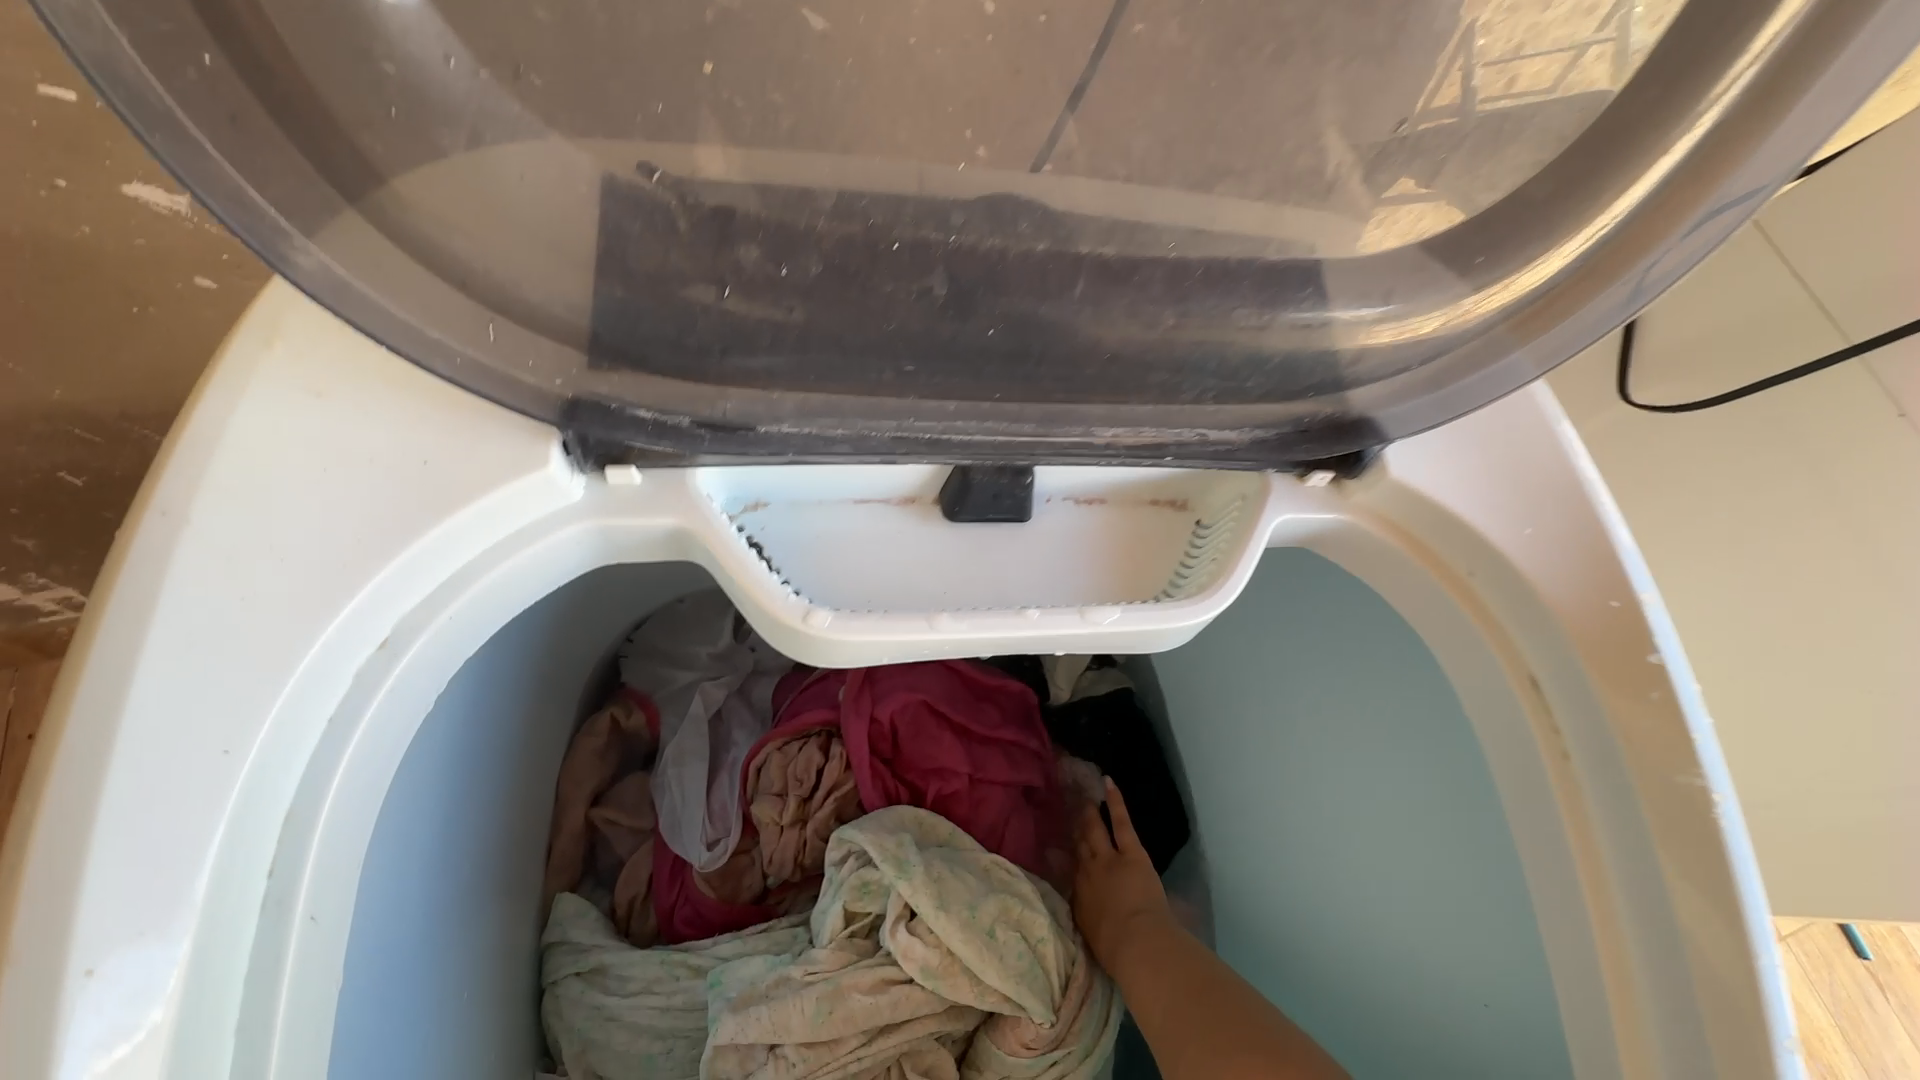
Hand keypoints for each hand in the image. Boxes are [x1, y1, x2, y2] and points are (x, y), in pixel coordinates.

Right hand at [1073, 777, 1174, 973]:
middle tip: (1065, 809)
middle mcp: (1087, 873)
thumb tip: (1084, 912)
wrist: (1137, 944)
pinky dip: (1115, 802)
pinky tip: (1108, 784)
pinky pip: (1121, 823)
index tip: (1054, 844)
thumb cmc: (1116, 952)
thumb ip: (1086, 918)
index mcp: (1078, 897)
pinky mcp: (1130, 852)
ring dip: (1088, 813)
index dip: (1062, 855)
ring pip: (1094, 830)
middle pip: (1077, 846)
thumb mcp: (1091, 936)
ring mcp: (1108, 858)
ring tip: (1083, 797)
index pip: (1069, 871)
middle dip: (1072, 828)